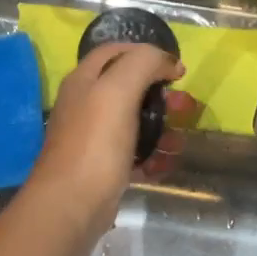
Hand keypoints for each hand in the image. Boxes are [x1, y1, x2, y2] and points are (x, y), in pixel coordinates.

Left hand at [26, 43, 194, 236]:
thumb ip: (143, 64)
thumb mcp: (118, 91)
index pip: (116, 52)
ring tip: (179, 141)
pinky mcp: (103, 167)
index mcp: (84, 81)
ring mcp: (94, 138)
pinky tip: (165, 165)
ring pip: (135, 123)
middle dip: (161, 96)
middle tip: (184, 107)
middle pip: (129, 88)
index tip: (177, 70)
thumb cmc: (95, 144)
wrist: (72, 204)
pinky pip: (134, 153)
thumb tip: (168, 62)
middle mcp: (86, 105)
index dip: (147, 54)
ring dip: (162, 128)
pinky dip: (152, 156)